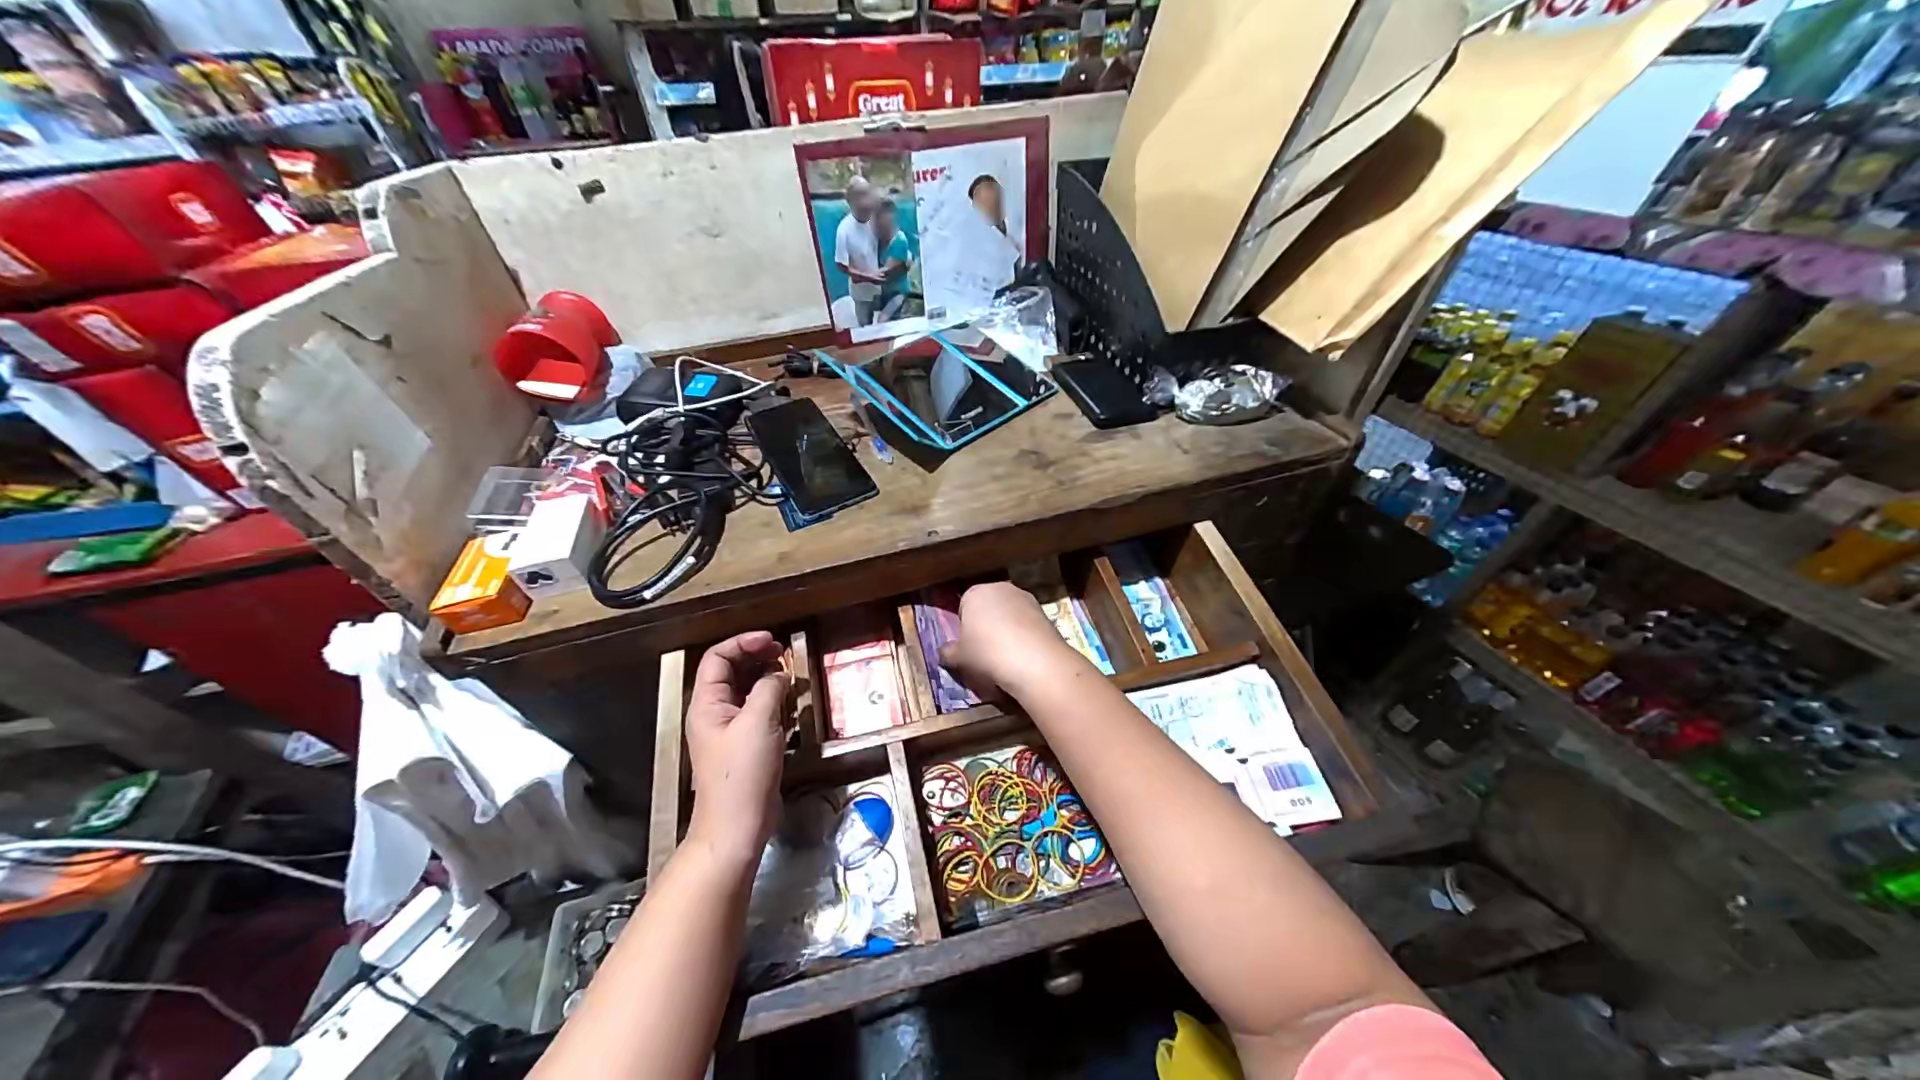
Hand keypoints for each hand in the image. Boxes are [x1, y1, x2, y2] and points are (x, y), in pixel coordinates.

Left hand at [684, 631, 789, 865]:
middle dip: (755, 657)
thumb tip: (779, 675)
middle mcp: (713, 713)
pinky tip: (788, 700)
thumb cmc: (742, 773)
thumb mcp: (758, 723)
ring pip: (744, 690)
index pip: (717, 658)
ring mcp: (728, 730)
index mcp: (706, 704)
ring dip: (765, 677)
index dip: (743, 643)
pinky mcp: (744, 745)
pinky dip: (771, 699)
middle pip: (730, 671)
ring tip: (788, 673)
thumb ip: (769, 689)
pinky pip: (755, 710)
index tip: (771, 640)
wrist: (737, 826)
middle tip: (782, 652)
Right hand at [937, 582, 1085, 697]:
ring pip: (1009, 614)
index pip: (963, 606)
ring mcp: (1026, 598)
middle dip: (985, 624)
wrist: (1035, 661)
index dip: (964, 627)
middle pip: (987, 606)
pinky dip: (1023, 635)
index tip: (967, 646)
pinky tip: (1023, 655)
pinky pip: (1026, 623)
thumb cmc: (987, 653)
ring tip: (1005, 656)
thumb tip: (943, 652)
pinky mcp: (1044, 612)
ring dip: (1006, 629)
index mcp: (975, 593)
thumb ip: (948, 652)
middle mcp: (1001, 588)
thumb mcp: (960, 657)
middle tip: (984, 651)